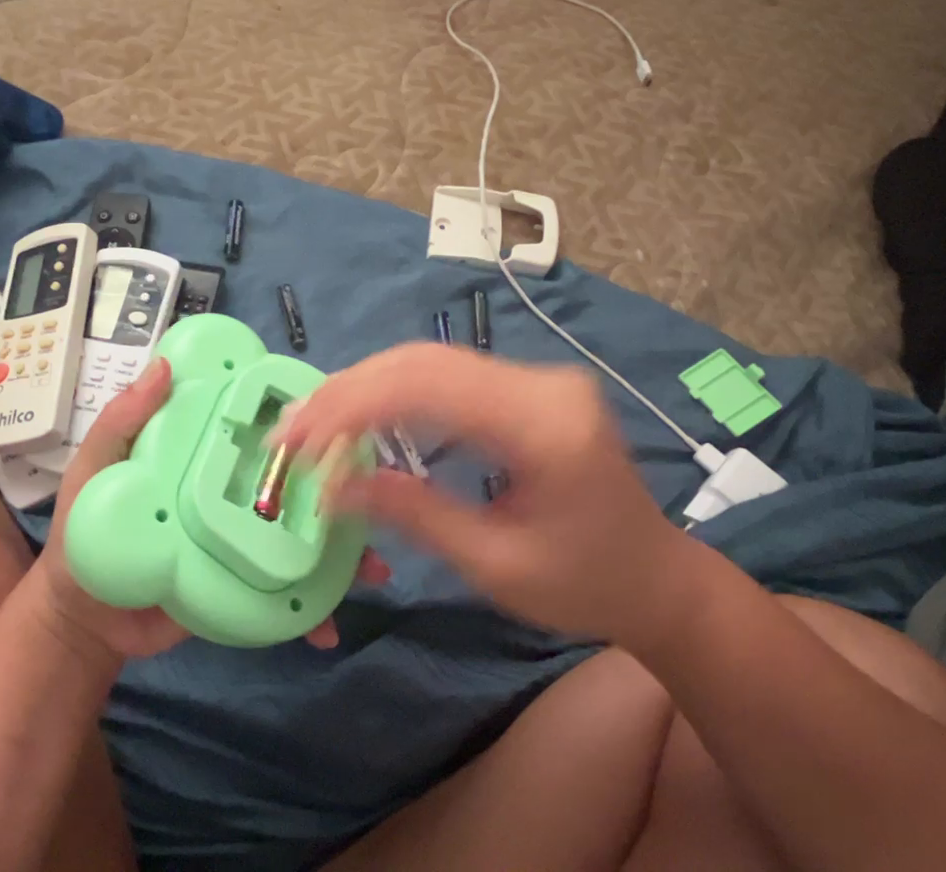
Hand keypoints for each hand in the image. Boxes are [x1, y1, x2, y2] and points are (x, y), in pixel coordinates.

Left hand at [39, 357, 387, 659]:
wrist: (82, 620)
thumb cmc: (84, 533)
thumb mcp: (95, 471)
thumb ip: (122, 423)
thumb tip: (164, 367)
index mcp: (203, 456)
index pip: (256, 430)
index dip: (299, 422)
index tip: (341, 420)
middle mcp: (231, 492)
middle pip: (295, 485)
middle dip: (340, 490)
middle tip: (374, 497)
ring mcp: (241, 541)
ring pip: (302, 539)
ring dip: (342, 552)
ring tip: (372, 566)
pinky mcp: (243, 586)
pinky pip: (285, 594)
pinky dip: (310, 612)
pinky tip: (328, 628)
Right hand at [271, 344, 686, 643]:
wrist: (656, 579)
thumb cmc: (583, 586)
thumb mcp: (493, 564)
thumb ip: (412, 513)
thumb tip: (330, 485)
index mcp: (544, 424)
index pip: (428, 387)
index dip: (350, 406)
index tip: (294, 439)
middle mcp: (542, 383)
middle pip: (423, 361)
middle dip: (346, 391)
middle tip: (288, 429)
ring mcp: (537, 379)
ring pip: (429, 360)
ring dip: (363, 387)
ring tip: (310, 422)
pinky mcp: (527, 387)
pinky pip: (446, 376)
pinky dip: (392, 392)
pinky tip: (358, 415)